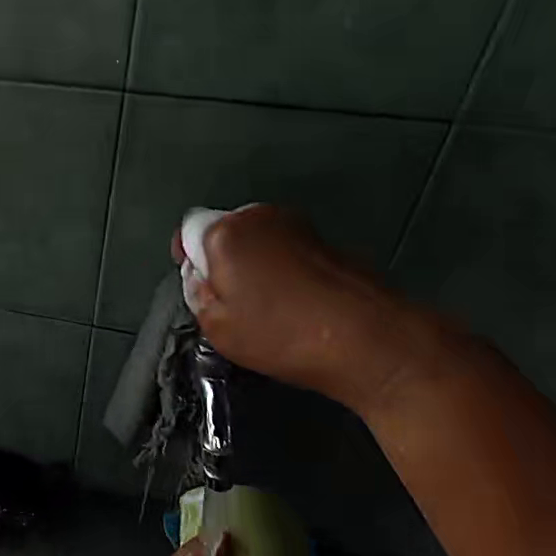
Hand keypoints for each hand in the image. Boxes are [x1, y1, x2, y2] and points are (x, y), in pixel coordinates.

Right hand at [177, 206, 486, 418]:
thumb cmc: (284, 335)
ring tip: (269, 309)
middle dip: (223, 260)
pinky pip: (288, 250)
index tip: (199, 286)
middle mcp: (260, 216)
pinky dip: (285, 270)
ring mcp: (297, 225)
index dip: (189, 259)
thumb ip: (197, 293)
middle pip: (226, 232)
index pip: (189, 230)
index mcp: (226, 231)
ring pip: (258, 240)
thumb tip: (201, 278)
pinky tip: (296, 305)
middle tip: (232, 303)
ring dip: (255, 265)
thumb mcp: (217, 328)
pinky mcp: (325, 240)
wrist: (367, 338)